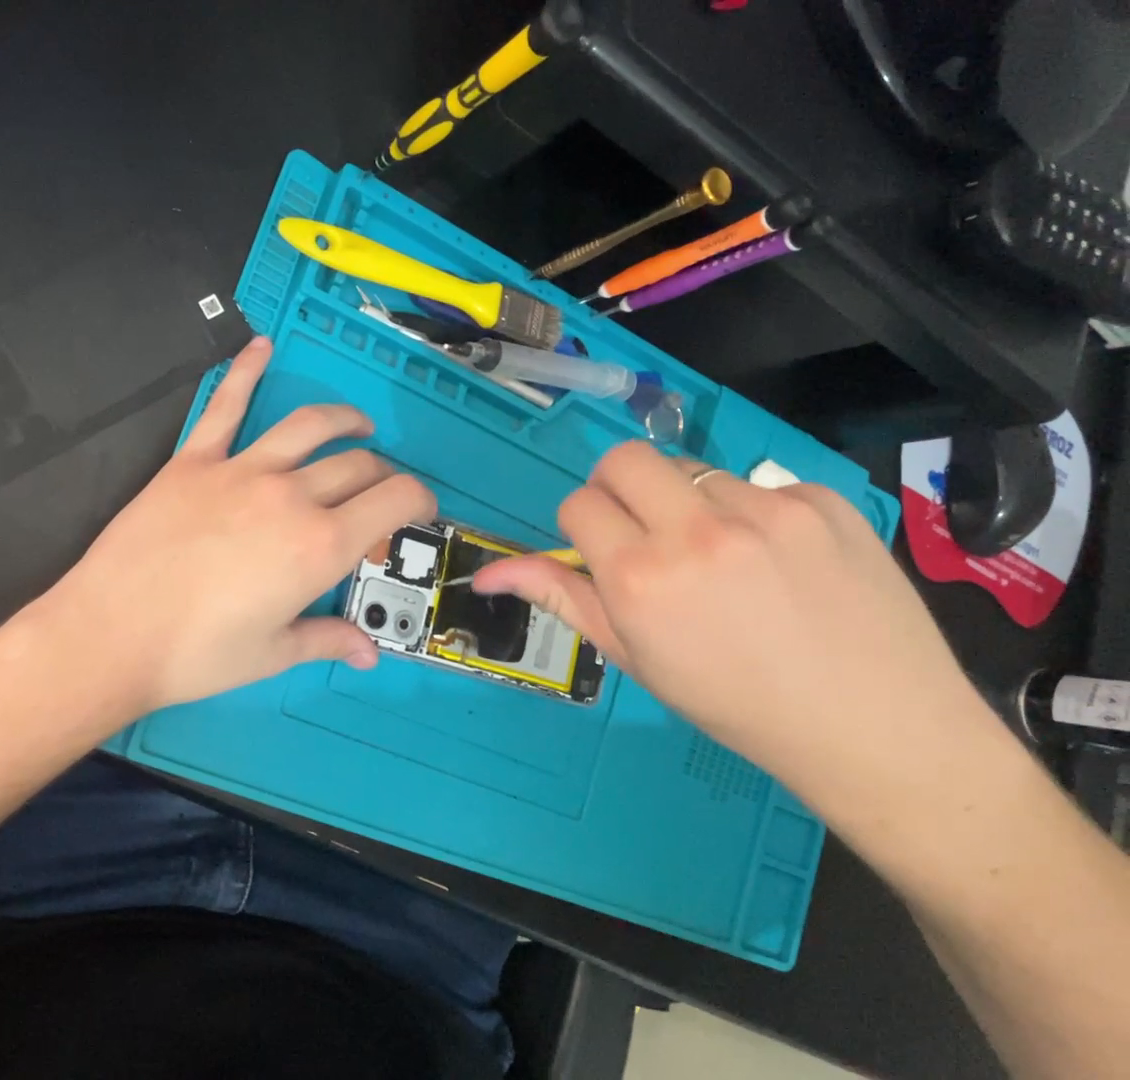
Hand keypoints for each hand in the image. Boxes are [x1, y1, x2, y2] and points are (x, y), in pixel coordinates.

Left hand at [32, 337, 434, 713]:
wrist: (112, 634)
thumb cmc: (195, 655)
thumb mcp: (271, 654)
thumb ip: (326, 640)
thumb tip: (368, 653)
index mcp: (320, 547)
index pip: (394, 500)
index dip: (419, 499)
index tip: (418, 508)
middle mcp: (291, 497)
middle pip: (357, 465)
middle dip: (381, 475)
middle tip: (378, 491)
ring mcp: (240, 470)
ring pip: (309, 426)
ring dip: (342, 420)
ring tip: (355, 425)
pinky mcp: (193, 460)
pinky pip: (226, 405)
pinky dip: (245, 370)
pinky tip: (260, 346)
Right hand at [472, 441, 981, 786]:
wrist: (871, 726)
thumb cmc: (731, 701)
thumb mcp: (632, 655)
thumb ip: (560, 597)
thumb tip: (486, 573)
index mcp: (639, 576)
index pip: (578, 503)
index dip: (583, 527)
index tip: (604, 554)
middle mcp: (696, 530)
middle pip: (625, 459)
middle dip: (618, 487)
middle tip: (643, 529)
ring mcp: (768, 510)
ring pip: (694, 471)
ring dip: (690, 502)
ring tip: (724, 557)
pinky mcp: (825, 501)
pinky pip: (761, 485)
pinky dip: (754, 513)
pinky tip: (780, 560)